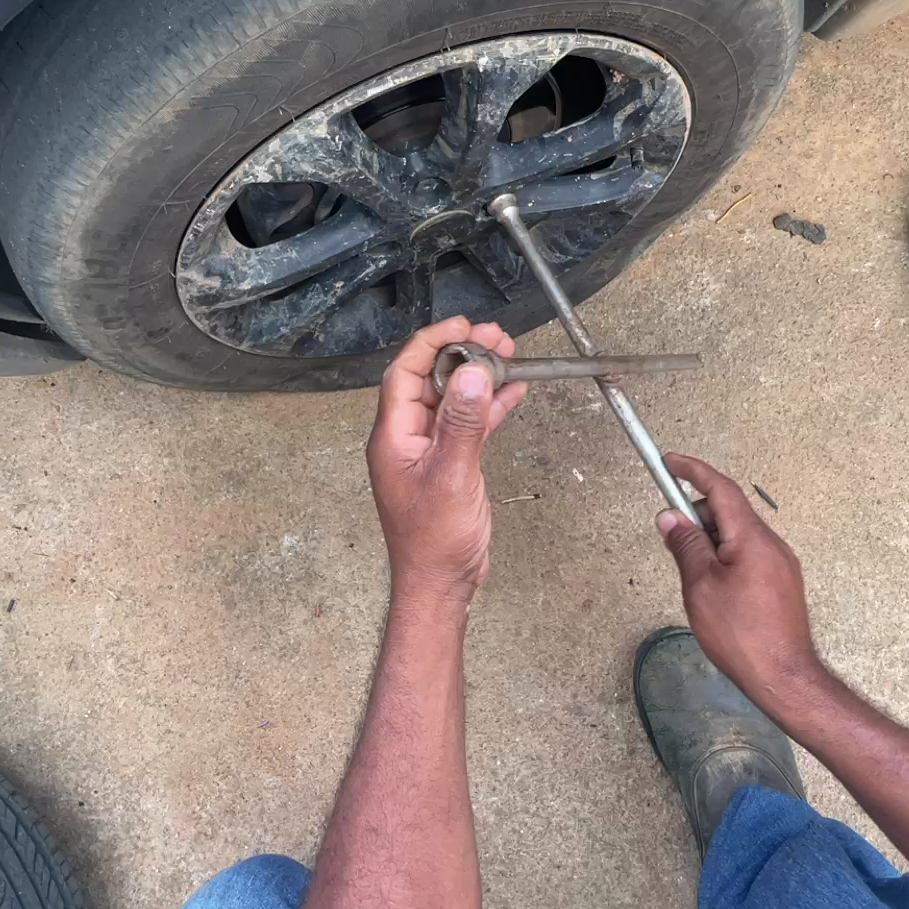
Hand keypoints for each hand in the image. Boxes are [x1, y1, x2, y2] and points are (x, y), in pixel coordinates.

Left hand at [367, 316, 527, 606]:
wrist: (441, 583)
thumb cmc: (435, 540)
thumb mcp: (451, 478)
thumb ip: (462, 424)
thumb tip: (472, 372)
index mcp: (394, 435)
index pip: (406, 373)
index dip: (431, 342)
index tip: (463, 325)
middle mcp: (408, 436)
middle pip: (432, 380)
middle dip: (462, 353)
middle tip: (497, 337)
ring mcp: (430, 449)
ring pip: (454, 398)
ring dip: (479, 376)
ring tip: (511, 354)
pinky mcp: (452, 462)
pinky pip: (470, 423)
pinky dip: (490, 405)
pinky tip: (514, 391)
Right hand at [656, 453, 824, 698]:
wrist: (785, 679)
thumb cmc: (739, 633)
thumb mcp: (700, 586)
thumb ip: (685, 545)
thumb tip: (669, 516)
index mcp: (752, 538)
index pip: (720, 488)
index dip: (693, 470)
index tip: (668, 461)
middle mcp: (771, 543)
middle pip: (728, 511)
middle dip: (696, 515)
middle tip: (672, 540)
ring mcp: (780, 563)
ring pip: (736, 534)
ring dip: (709, 539)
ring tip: (692, 573)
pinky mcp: (781, 582)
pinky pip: (747, 552)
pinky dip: (723, 554)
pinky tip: (711, 585)